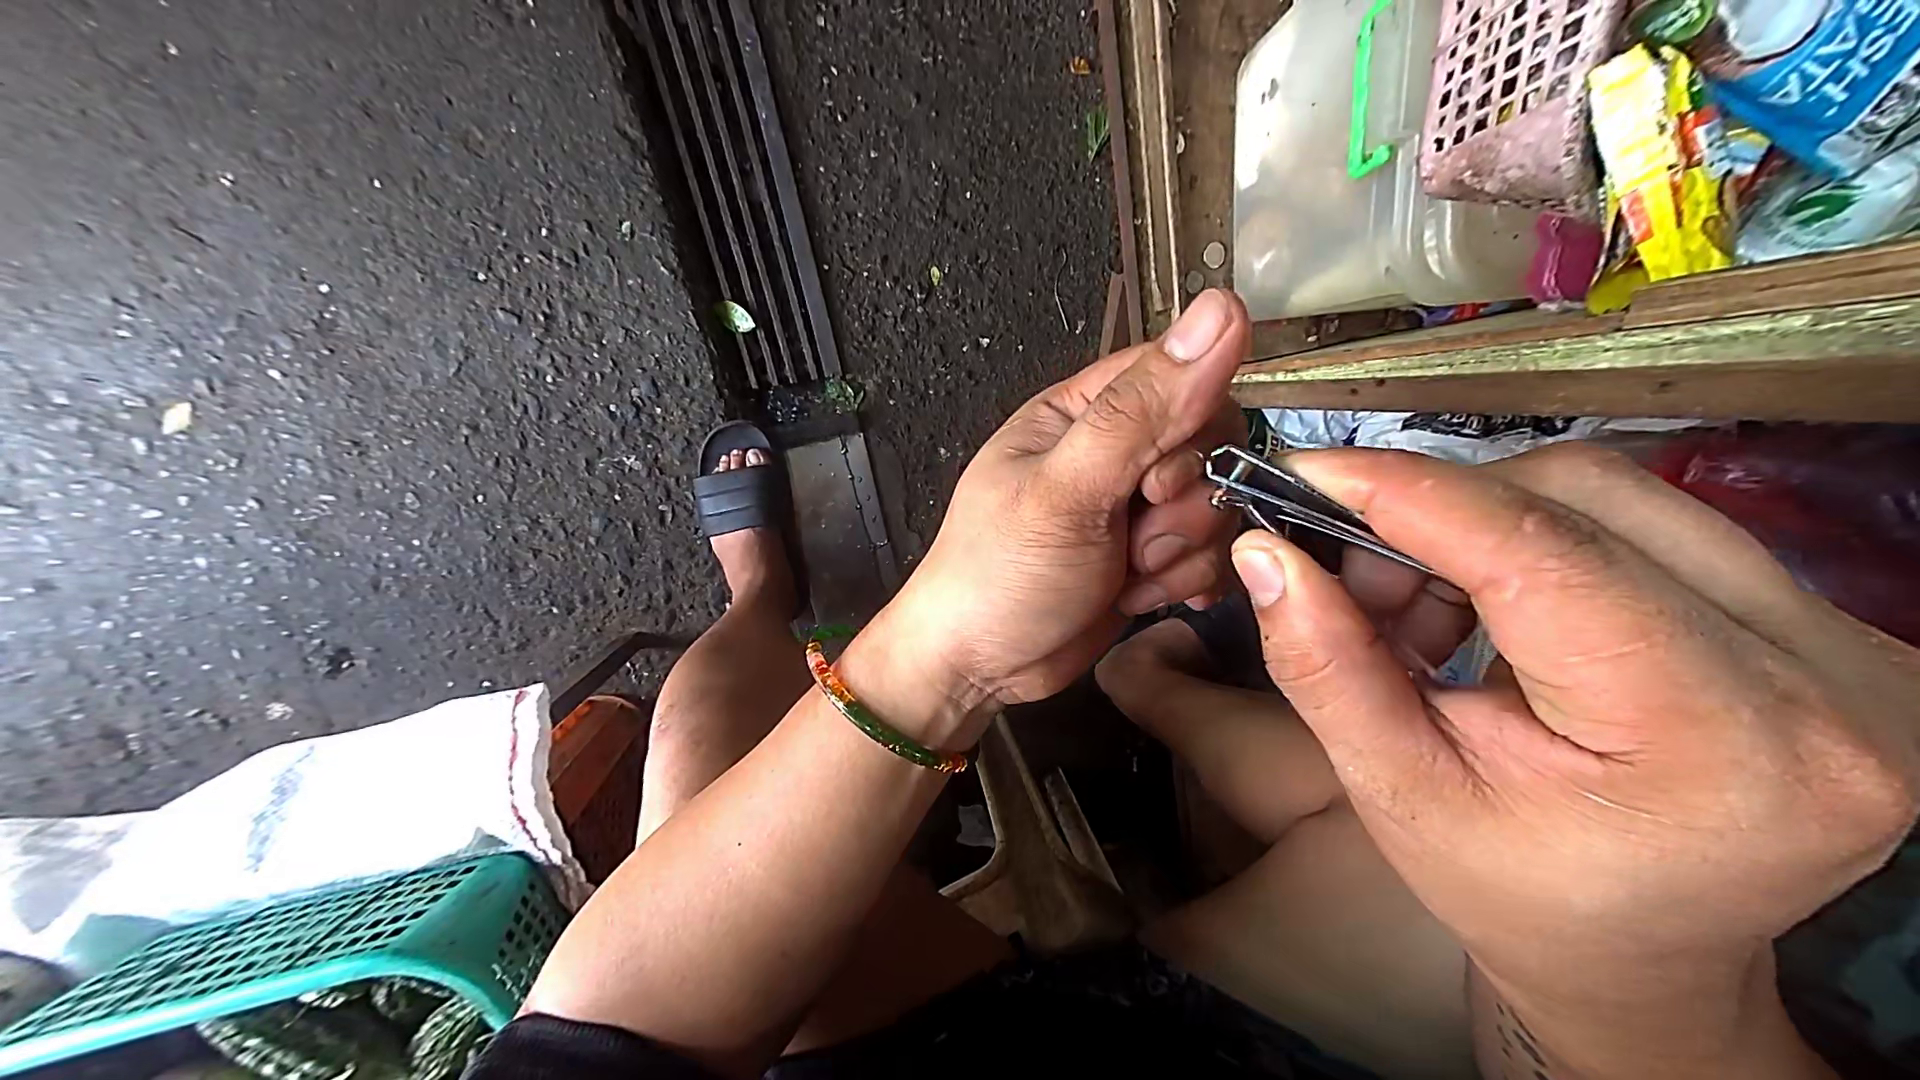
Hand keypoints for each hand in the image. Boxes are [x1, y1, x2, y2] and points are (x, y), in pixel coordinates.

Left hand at [877, 290, 1248, 729]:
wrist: (979, 666)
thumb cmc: (1000, 573)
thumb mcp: (1065, 490)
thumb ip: (1140, 410)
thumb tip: (1221, 309)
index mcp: (1079, 413)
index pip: (1177, 377)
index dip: (1188, 429)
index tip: (1153, 485)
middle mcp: (1111, 451)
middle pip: (1207, 443)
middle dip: (1186, 503)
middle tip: (1137, 541)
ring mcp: (1131, 506)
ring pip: (1214, 502)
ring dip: (1183, 551)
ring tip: (1128, 577)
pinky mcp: (1148, 554)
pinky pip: (1208, 548)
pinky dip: (1188, 578)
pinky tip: (1147, 596)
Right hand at [1231, 443, 1919, 1072]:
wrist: (1637, 947)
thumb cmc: (1508, 887)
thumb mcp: (1391, 787)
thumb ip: (1324, 667)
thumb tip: (1262, 553)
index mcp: (1716, 746)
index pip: (1546, 560)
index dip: (1412, 495)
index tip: (1307, 470)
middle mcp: (1821, 672)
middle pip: (1583, 500)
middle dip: (1433, 512)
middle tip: (1345, 567)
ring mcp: (1837, 635)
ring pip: (1604, 493)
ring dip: (1469, 524)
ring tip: (1407, 604)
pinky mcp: (1805, 615)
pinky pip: (1626, 519)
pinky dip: (1511, 538)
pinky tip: (1468, 605)